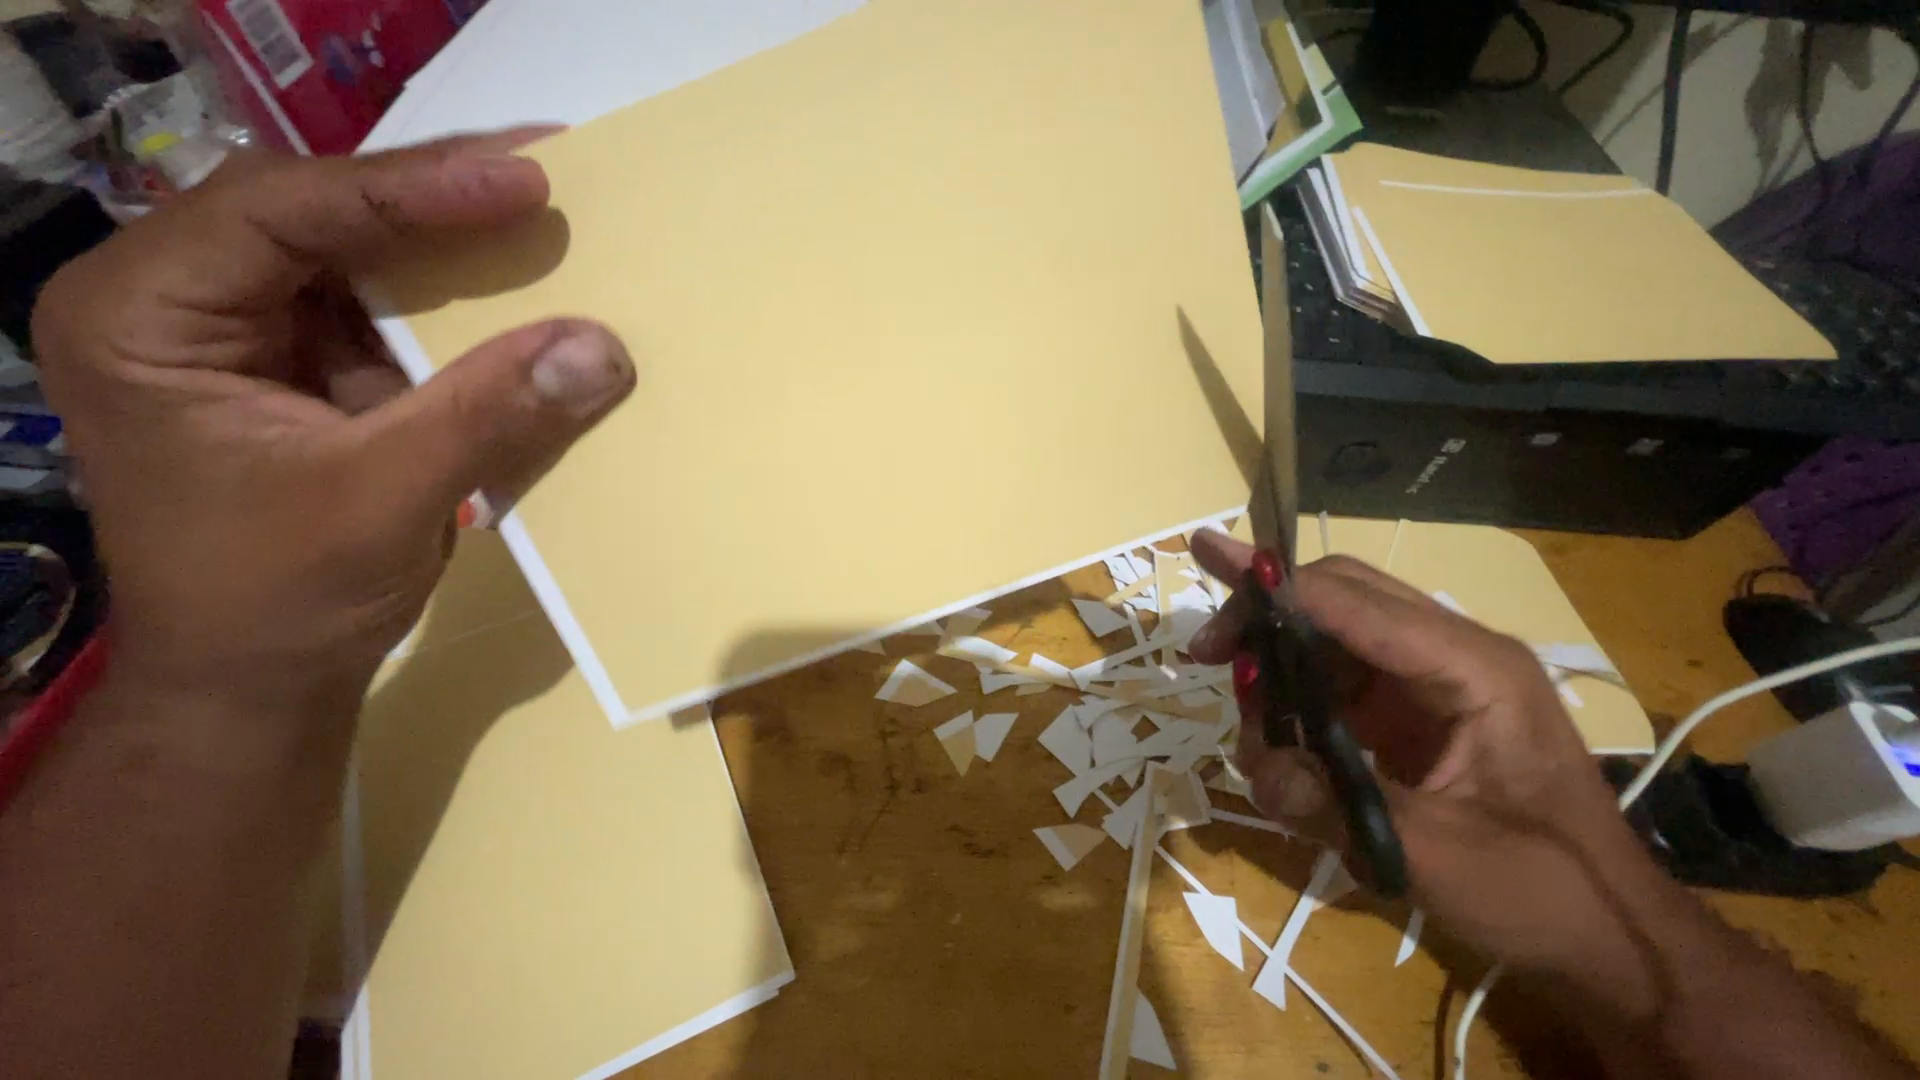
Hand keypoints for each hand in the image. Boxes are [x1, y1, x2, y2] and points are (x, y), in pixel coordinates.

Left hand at [31, 130, 634, 717]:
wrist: (257, 683)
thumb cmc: (281, 597)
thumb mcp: (383, 501)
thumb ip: (487, 416)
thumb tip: (603, 348)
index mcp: (147, 315)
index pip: (280, 210)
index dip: (411, 189)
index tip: (525, 180)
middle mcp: (188, 304)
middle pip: (316, 211)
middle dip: (432, 193)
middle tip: (541, 166)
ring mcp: (253, 339)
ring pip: (359, 256)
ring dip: (453, 241)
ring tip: (538, 210)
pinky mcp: (313, 375)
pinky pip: (393, 317)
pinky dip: (462, 308)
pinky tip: (518, 291)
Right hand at [1187, 532, 1672, 986]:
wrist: (1609, 936)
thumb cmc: (1542, 891)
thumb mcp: (1433, 857)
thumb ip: (1333, 805)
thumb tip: (1252, 766)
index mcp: (1473, 669)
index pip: (1355, 602)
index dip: (1277, 582)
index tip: (1206, 556)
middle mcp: (1450, 655)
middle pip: (1339, 595)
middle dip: (1265, 612)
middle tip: (1203, 652)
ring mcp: (1430, 680)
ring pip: (1330, 634)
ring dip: (1275, 660)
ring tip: (1248, 720)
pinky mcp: (1411, 710)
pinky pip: (1335, 679)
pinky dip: (1295, 697)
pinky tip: (1275, 737)